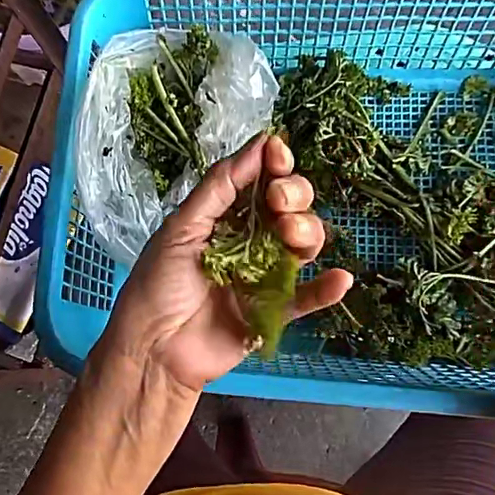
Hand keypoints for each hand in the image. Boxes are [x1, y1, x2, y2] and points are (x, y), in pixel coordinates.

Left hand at [95, 134, 353, 394]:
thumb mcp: (182, 228)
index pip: (262, 182)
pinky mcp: (277, 310)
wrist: (155, 350)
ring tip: (290, 235)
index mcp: (227, 217)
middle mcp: (252, 240)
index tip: (279, 155)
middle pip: (292, 208)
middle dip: (294, 196)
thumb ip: (220, 187)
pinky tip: (340, 279)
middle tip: (278, 202)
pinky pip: (309, 296)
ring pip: (305, 244)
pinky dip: (328, 288)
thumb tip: (258, 144)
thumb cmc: (158, 286)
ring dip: (308, 231)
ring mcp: (267, 274)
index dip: (275, 165)